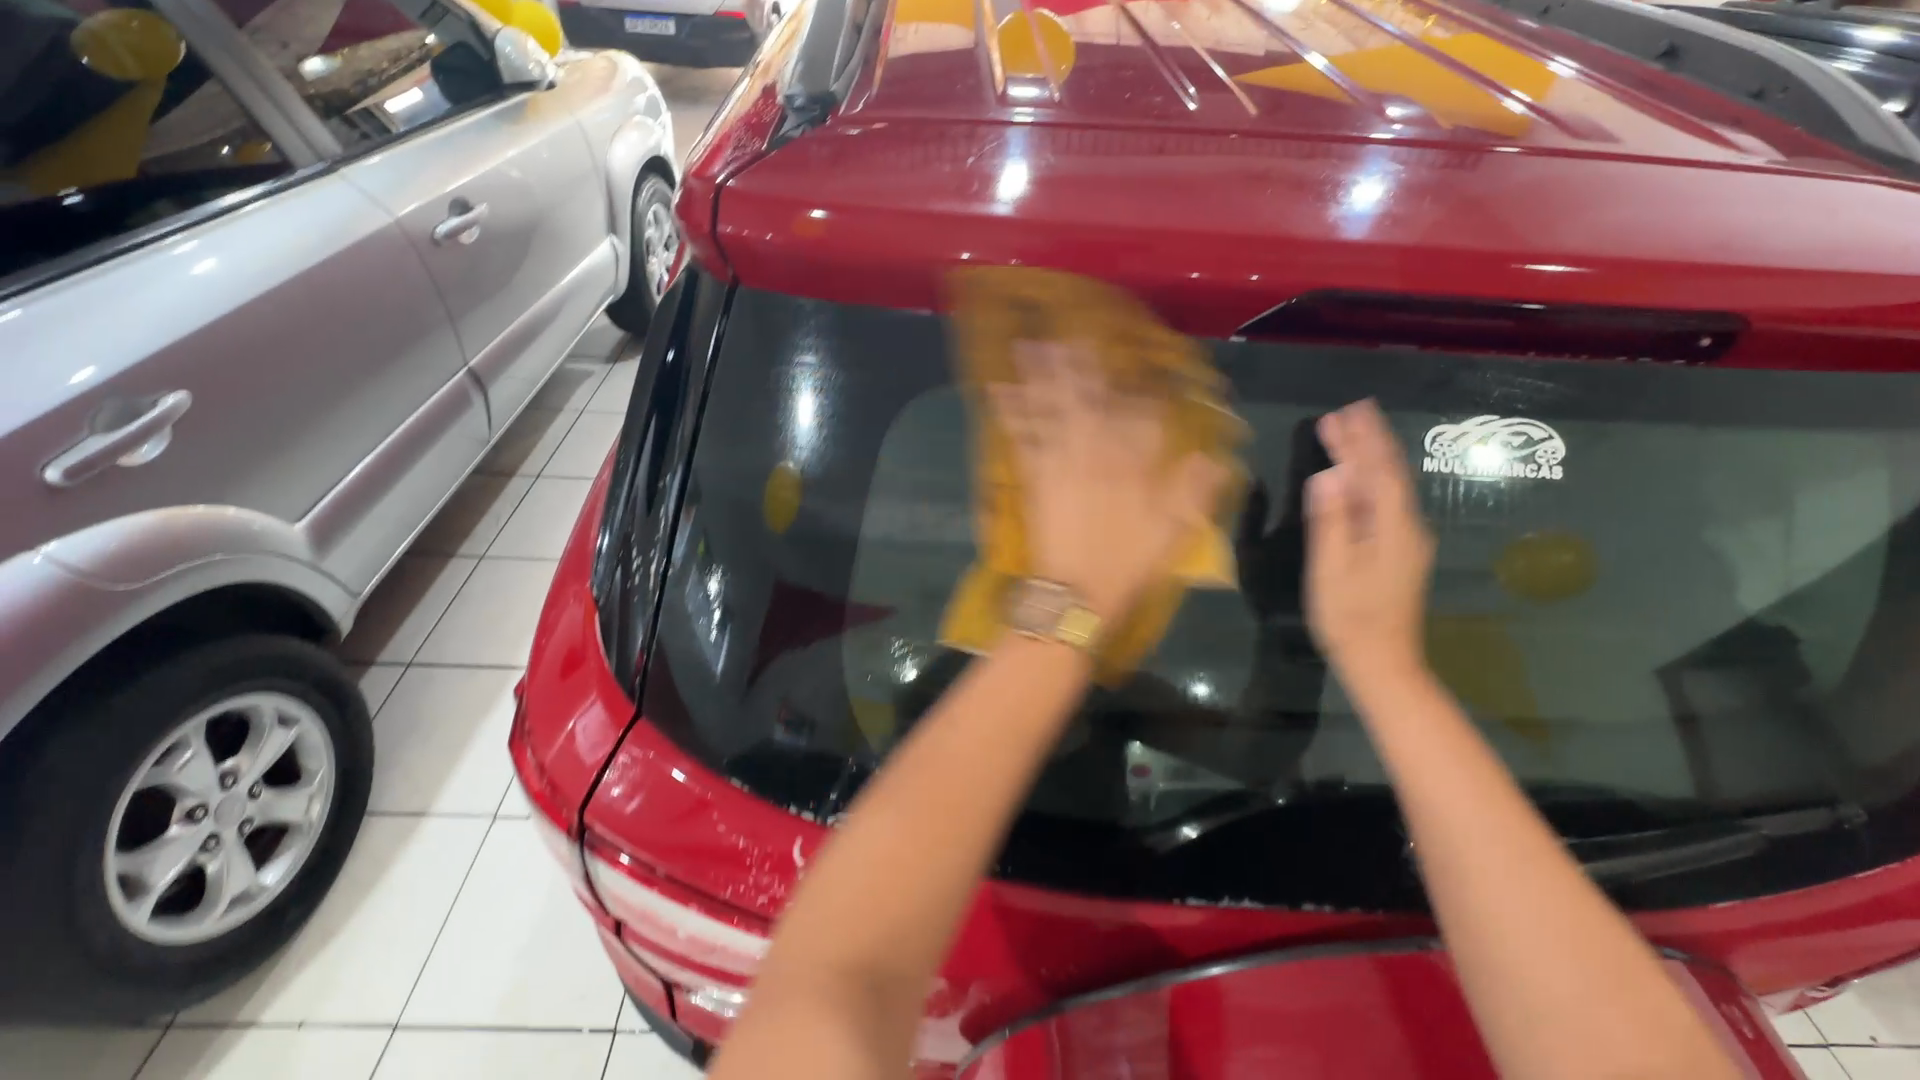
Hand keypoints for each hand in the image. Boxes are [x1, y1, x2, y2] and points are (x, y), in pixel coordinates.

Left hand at [991, 341, 1226, 620]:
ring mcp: (1061, 463)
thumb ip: (1195, 491)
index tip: (1141, 364)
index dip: (1142, 388)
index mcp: (1133, 465)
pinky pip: (1023, 437)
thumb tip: (1215, 456)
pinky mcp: (1035, 478)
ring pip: (1055, 409)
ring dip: (1044, 376)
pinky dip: (1012, 413)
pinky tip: (1001, 391)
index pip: (1142, 415)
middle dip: (1084, 365)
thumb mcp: (1173, 533)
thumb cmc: (1127, 565)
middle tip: (1072, 330)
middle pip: (1092, 399)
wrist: (1075, 596)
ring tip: (1031, 344)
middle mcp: (1097, 453)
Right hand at [1305, 400, 1434, 686]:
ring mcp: (1407, 541)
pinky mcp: (1401, 554)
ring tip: (1353, 434)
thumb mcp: (1332, 569)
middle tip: (1350, 411)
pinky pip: (1387, 504)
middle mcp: (1408, 527)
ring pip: (1390, 488)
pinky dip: (1372, 482)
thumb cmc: (1350, 617)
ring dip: (1371, 459)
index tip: (1344, 411)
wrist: (1382, 662)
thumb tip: (1329, 475)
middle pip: (1389, 474)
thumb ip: (1331, 521)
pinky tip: (1360, 479)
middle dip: (1370, 442)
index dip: (1361, 440)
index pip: (1377, 471)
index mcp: (1392, 527)